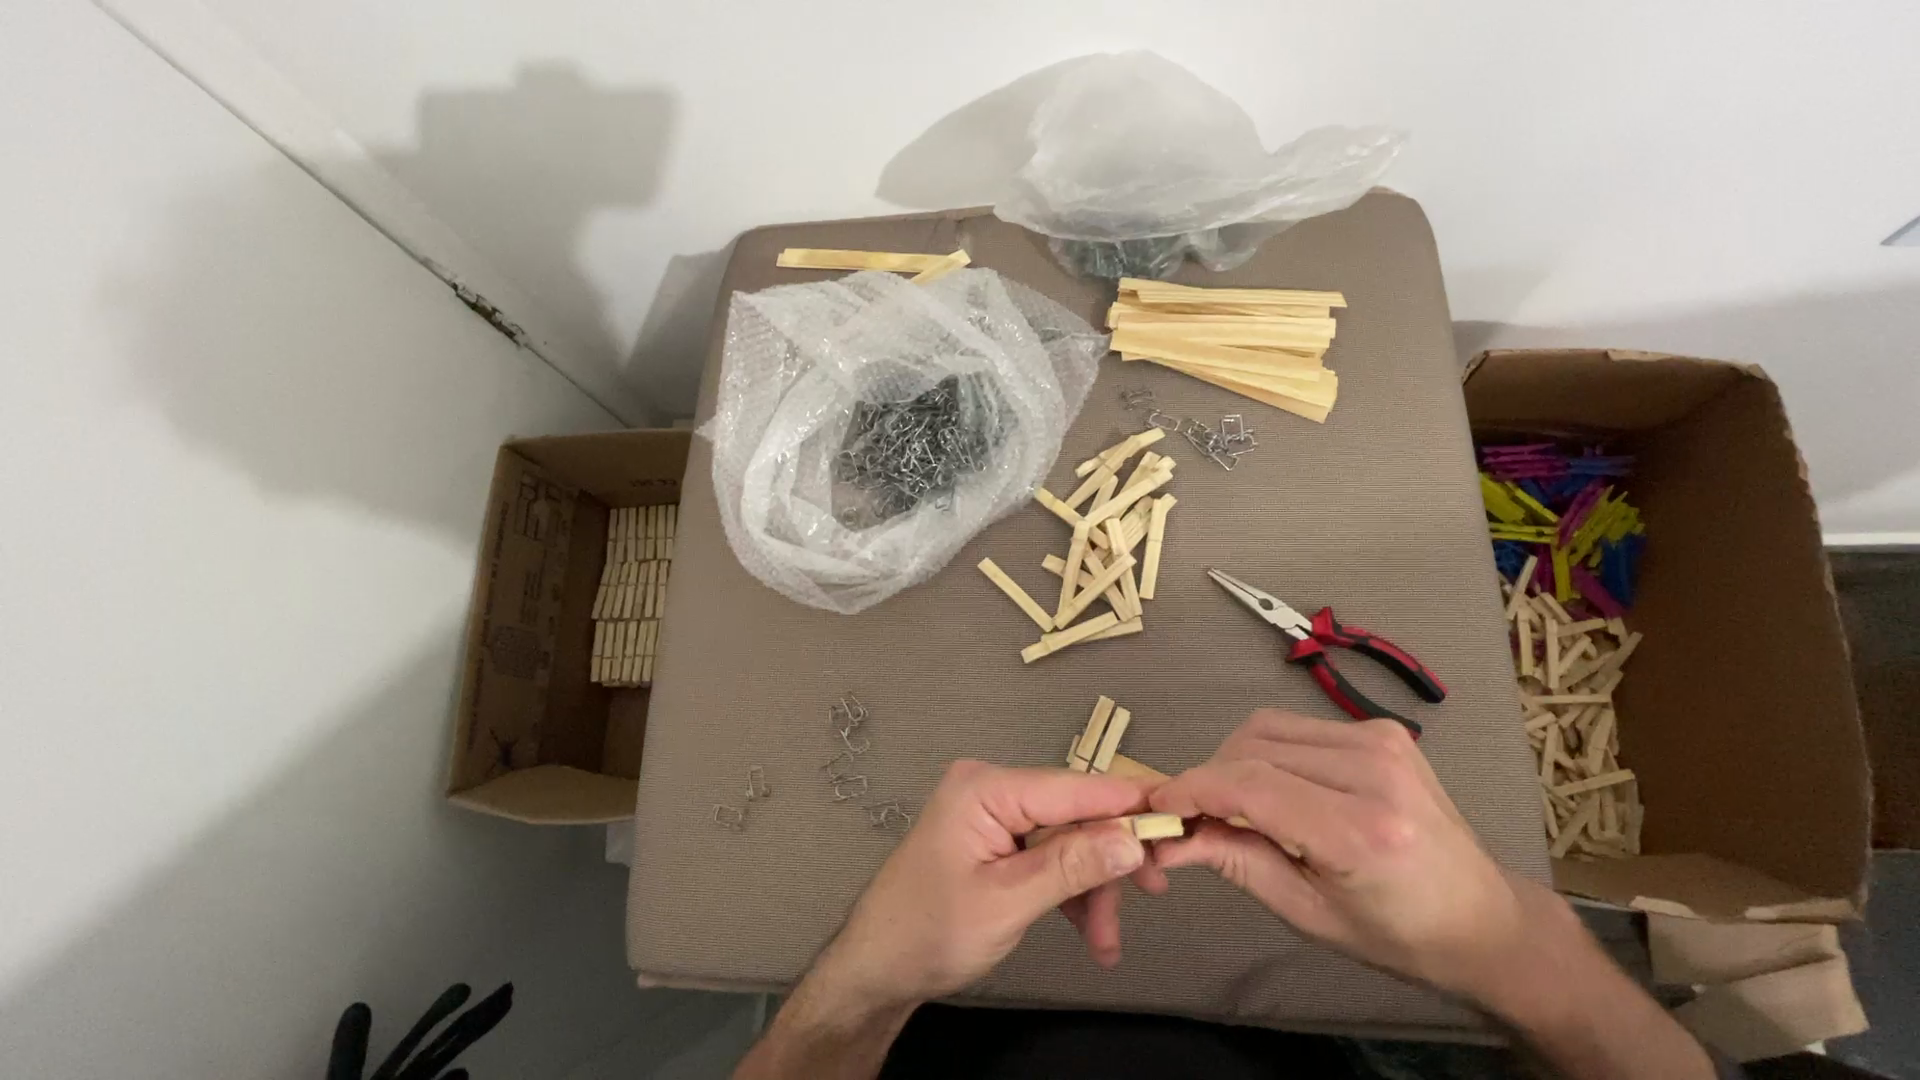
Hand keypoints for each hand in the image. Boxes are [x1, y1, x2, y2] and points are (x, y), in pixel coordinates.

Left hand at [818, 760, 1156, 1009]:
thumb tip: (1131, 837)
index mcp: (986, 788)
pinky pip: (1048, 855)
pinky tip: (1090, 933)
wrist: (878, 966)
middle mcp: (992, 789)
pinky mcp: (997, 840)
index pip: (1073, 786)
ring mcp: (994, 815)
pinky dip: (1071, 891)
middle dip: (1110, 860)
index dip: (1127, 803)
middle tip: (1153, 894)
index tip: (1179, 816)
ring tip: (1107, 942)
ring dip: (1093, 887)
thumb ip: (1070, 866)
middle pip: (1075, 814)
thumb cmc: (930, 930)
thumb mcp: (1006, 901)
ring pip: (1068, 841)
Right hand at [1148, 709, 1545, 1002]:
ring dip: (1235, 762)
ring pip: (1266, 729)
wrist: (1484, 919)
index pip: (1250, 785)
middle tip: (1197, 816)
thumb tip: (1170, 837)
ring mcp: (1381, 740)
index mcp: (1361, 831)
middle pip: (1250, 748)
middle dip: (1210, 778)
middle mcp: (1373, 771)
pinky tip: (1279, 787)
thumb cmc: (1396, 934)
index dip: (1191, 788)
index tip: (1157, 804)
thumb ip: (1235, 861)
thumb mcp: (1307, 913)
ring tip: (1239, 805)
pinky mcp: (1381, 729)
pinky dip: (1267, 752)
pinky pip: (1294, 726)